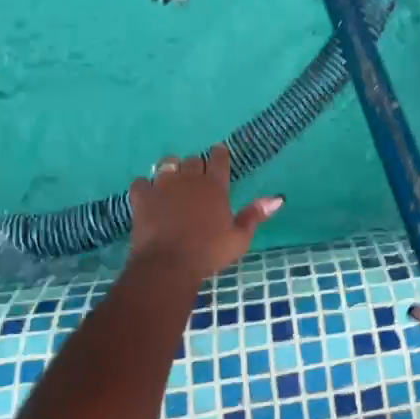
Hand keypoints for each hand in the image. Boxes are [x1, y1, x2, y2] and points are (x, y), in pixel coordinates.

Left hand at [126, 144, 281, 282]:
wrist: (168, 264)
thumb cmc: (209, 252)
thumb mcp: (239, 238)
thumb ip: (255, 215)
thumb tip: (278, 197)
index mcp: (215, 186)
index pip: (218, 158)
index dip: (219, 154)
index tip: (219, 154)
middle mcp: (189, 179)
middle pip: (192, 160)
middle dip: (196, 165)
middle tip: (198, 178)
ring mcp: (163, 186)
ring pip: (167, 164)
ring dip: (171, 169)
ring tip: (172, 181)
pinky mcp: (142, 198)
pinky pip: (141, 182)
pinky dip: (146, 186)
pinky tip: (148, 195)